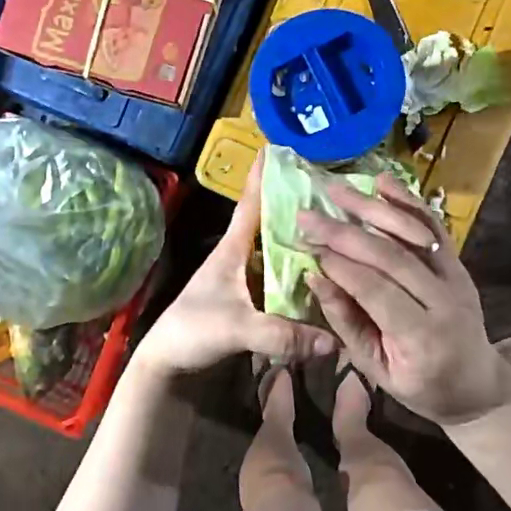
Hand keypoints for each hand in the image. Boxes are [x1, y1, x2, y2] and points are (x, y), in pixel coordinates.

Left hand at [131, 153, 338, 377]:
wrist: (169, 364)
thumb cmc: (191, 332)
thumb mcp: (235, 329)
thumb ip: (280, 334)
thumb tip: (332, 339)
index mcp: (231, 251)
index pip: (250, 206)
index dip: (263, 177)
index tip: (279, 146)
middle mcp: (241, 259)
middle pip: (274, 226)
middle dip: (299, 206)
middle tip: (335, 188)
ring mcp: (247, 282)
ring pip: (281, 254)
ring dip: (305, 242)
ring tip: (342, 228)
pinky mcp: (254, 305)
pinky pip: (284, 283)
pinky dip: (303, 276)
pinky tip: (329, 276)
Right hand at [299, 175, 510, 426]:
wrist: (476, 384)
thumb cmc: (419, 386)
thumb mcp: (376, 369)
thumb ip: (346, 322)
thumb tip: (315, 279)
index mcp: (422, 335)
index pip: (375, 289)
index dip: (338, 265)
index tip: (305, 246)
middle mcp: (444, 300)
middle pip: (390, 256)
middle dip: (343, 233)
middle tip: (306, 216)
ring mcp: (456, 277)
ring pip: (412, 234)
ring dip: (371, 208)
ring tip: (335, 189)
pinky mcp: (458, 264)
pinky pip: (433, 228)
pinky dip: (408, 202)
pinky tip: (382, 183)